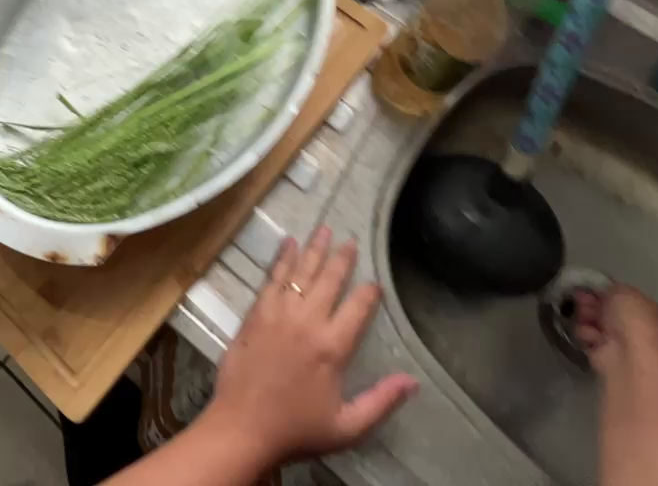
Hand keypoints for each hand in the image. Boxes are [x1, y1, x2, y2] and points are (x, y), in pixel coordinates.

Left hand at [198, 227, 418, 467]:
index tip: (376, 282)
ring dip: (313, 249)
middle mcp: (307, 321)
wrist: (243, 427)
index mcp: (332, 347)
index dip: (370, 293)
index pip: (358, 308)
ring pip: (300, 272)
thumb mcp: (347, 426)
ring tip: (323, 229)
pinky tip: (288, 244)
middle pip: (329, 280)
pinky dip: (282, 259)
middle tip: (350, 240)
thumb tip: (414, 380)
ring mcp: (279, 313)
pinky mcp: (256, 313)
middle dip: (342, 258)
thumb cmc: (297, 429)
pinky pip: (272, 278)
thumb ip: (381, 400)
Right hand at [572, 285, 657, 378]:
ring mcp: (630, 348)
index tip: (595, 287)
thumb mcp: (624, 290)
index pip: (636, 300)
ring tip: (584, 316)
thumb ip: (612, 287)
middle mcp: (650, 333)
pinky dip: (587, 334)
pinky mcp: (610, 359)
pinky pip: (592, 339)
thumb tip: (604, 293)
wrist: (629, 359)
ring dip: (587, 316)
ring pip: (600, 324)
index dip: (613, 292)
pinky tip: (590, 334)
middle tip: (582, 298)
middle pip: (614, 312)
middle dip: (594, 303)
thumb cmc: (636, 321)